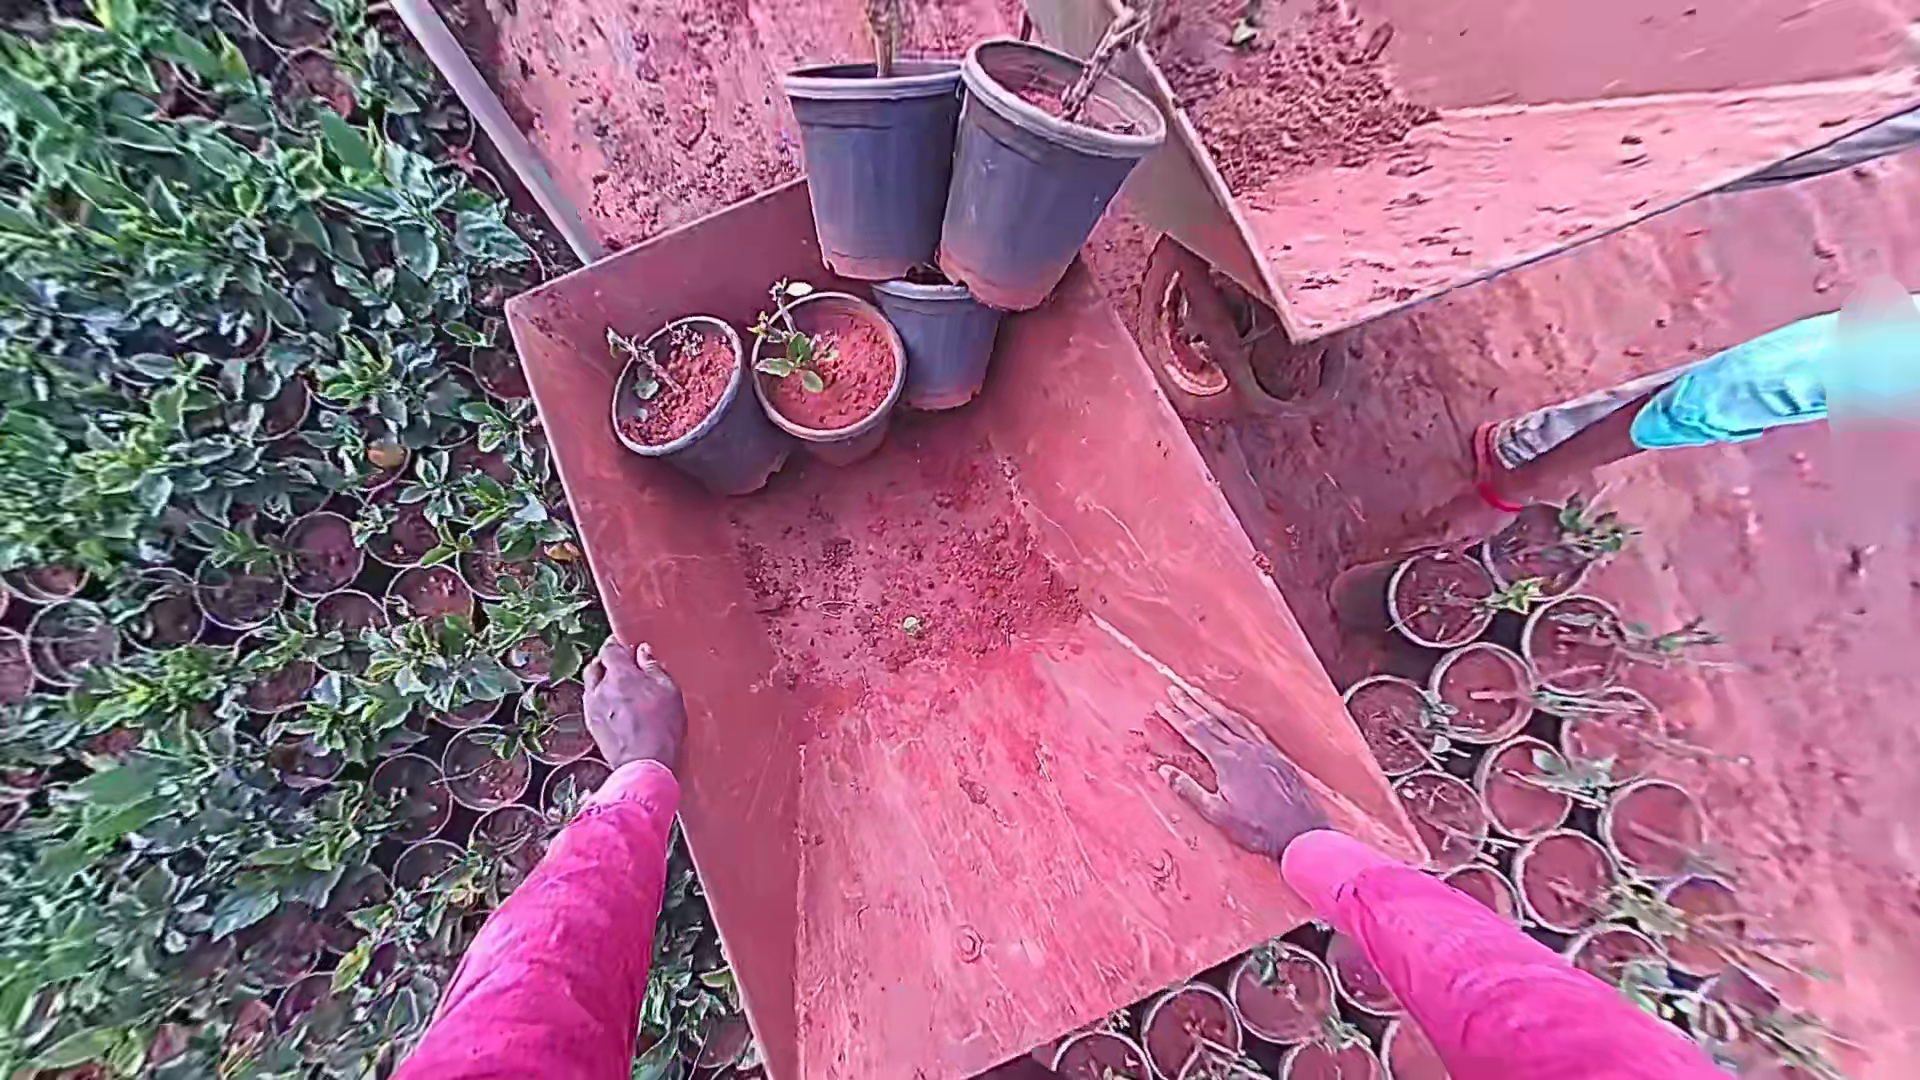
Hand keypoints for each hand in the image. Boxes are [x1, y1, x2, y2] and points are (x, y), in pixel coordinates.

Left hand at [583, 639, 685, 771]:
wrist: (645, 763)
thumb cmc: (662, 727)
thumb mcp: (669, 691)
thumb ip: (654, 668)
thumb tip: (643, 653)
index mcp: (621, 675)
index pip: (610, 649)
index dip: (617, 644)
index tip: (627, 646)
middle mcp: (601, 688)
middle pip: (596, 665)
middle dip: (608, 661)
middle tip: (625, 664)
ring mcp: (593, 708)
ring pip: (592, 684)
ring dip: (603, 680)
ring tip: (622, 686)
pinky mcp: (591, 724)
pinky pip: (592, 702)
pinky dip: (602, 697)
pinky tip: (618, 705)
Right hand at [1156, 685, 1328, 858]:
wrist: (1304, 834)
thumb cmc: (1259, 828)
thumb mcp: (1218, 814)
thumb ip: (1189, 790)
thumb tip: (1164, 770)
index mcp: (1226, 760)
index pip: (1194, 731)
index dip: (1176, 716)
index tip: (1161, 704)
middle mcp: (1243, 748)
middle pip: (1210, 718)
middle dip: (1189, 702)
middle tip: (1174, 688)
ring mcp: (1261, 749)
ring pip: (1231, 718)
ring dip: (1211, 703)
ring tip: (1197, 692)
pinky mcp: (1275, 754)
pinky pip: (1250, 726)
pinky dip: (1235, 715)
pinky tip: (1232, 713)